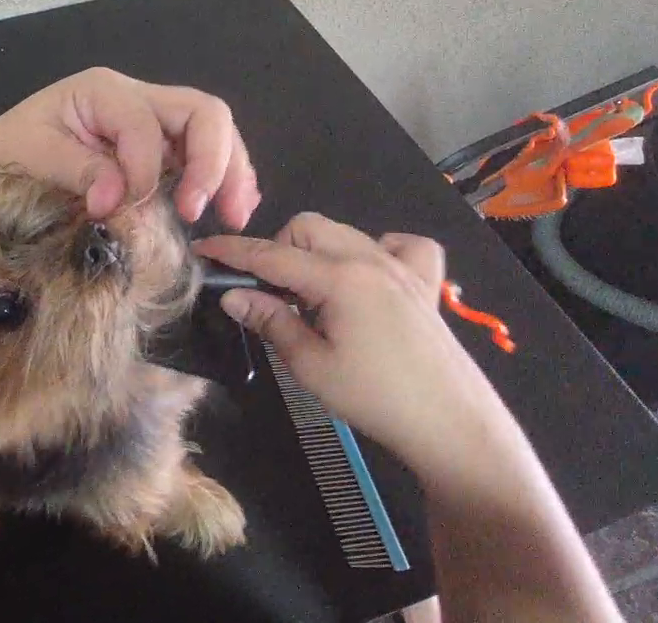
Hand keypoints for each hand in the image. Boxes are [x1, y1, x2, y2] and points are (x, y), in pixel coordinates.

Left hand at [0, 68, 259, 225]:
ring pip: (212, 130)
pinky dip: (224, 176)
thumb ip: (77, 170)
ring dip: (231, 171)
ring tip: (234, 217)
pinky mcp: (158, 148)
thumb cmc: (7, 151)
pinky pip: (204, 152)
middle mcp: (134, 98)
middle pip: (200, 113)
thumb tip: (116, 198)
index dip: (142, 169)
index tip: (122, 208)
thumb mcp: (31, 155)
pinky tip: (232, 206)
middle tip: (200, 212)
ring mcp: (151, 122)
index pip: (145, 124)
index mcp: (101, 91)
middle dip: (212, 162)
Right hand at [196, 216, 511, 480]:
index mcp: (339, 279)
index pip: (271, 254)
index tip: (202, 249)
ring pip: (345, 232)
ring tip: (312, 294)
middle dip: (278, 249)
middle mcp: (370, 260)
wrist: (455, 430)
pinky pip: (403, 245)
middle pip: (307, 228)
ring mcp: (403, 269)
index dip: (232, 251)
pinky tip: (370, 277)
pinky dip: (379, 250)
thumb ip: (271, 321)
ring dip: (317, 251)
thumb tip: (232, 295)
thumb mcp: (311, 366)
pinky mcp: (426, 285)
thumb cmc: (376, 400)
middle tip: (271, 293)